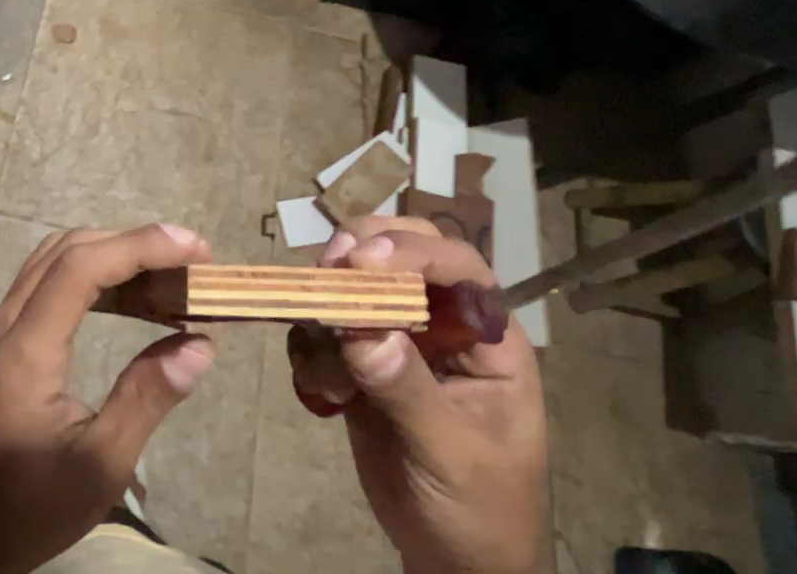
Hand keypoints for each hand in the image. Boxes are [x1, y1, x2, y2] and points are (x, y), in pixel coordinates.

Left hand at [0, 224, 215, 573]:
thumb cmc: (25, 508)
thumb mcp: (97, 467)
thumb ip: (146, 398)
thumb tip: (200, 345)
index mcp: (26, 349)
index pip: (82, 266)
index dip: (141, 245)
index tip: (196, 248)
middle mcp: (4, 323)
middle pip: (67, 250)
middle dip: (132, 242)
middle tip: (189, 261)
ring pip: (52, 260)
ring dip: (110, 254)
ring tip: (165, 276)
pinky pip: (45, 283)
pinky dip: (89, 275)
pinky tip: (125, 300)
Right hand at [288, 217, 547, 573]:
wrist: (452, 560)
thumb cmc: (479, 508)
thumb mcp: (453, 454)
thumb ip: (410, 391)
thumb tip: (364, 335)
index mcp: (487, 337)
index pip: (457, 267)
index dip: (412, 253)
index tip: (362, 261)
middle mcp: (440, 325)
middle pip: (400, 253)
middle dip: (358, 254)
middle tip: (326, 272)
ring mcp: (396, 341)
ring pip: (352, 286)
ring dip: (326, 313)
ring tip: (330, 373)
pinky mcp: (358, 364)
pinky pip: (322, 332)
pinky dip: (309, 350)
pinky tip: (324, 396)